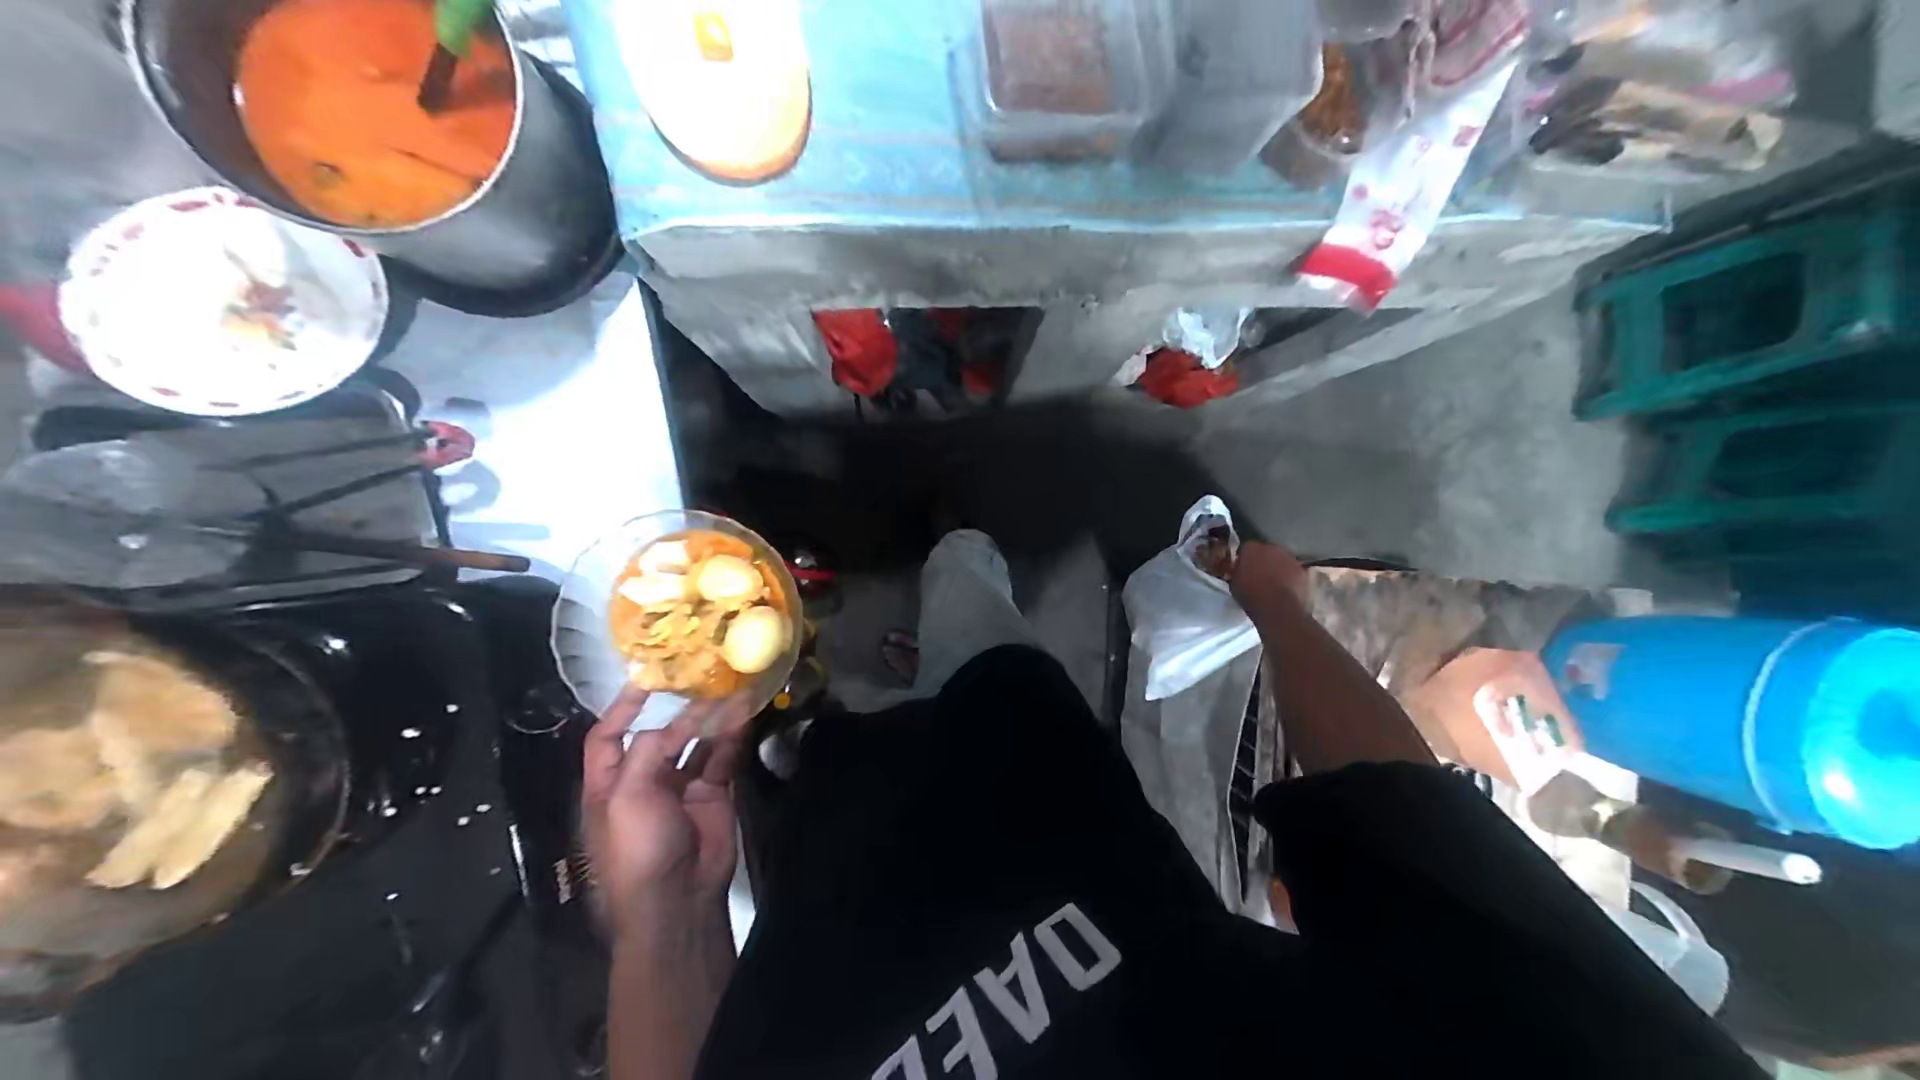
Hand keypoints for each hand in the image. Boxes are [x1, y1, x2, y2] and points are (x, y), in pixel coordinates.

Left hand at [580, 687, 748, 943]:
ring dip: (710, 720)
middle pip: (659, 735)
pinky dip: (731, 738)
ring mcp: (679, 786)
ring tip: (729, 692)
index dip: (621, 708)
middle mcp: (643, 780)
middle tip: (702, 681)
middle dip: (679, 711)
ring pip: (695, 743)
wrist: (677, 898)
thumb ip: (648, 751)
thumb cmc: (637, 848)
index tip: (646, 680)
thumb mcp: (627, 797)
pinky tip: (743, 717)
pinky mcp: (711, 793)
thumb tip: (676, 722)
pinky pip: (721, 758)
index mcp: (608, 783)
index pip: (607, 736)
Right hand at [1230, 540, 1310, 612]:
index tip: (1243, 568)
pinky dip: (1292, 578)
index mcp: (1252, 549)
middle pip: (1267, 551)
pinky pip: (1296, 572)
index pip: (1247, 548)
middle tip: (1259, 575)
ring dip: (1279, 568)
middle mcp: (1273, 548)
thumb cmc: (1251, 595)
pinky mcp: (1305, 571)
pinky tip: (1288, 589)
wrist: (1279, 609)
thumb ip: (1238, 571)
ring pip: (1283, 561)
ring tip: (1275, 584)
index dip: (1245, 558)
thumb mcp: (1234, 583)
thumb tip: (1240, 568)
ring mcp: (1291, 559)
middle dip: (1264, 561)